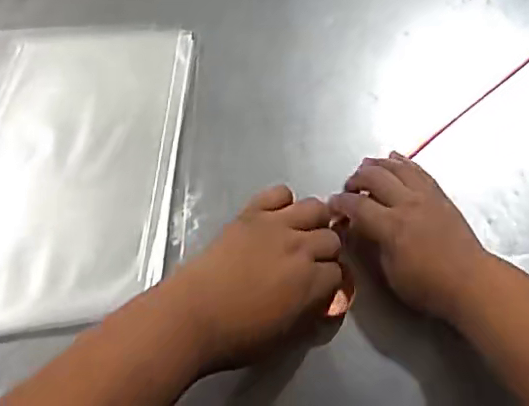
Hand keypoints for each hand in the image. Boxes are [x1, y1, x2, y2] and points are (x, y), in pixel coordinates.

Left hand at [170, 185, 342, 372]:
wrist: (189, 317)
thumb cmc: (233, 336)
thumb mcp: (282, 336)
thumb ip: (311, 313)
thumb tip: (327, 300)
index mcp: (310, 281)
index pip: (339, 272)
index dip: (333, 281)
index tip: (323, 287)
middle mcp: (301, 246)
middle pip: (332, 238)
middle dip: (327, 251)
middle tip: (313, 261)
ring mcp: (278, 224)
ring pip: (315, 208)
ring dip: (315, 221)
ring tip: (304, 232)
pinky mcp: (254, 212)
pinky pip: (280, 192)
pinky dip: (284, 202)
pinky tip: (278, 216)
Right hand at [329, 153, 493, 321]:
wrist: (467, 277)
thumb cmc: (426, 285)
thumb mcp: (390, 274)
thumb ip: (370, 246)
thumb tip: (353, 229)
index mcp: (392, 226)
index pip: (359, 206)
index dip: (341, 204)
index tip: (331, 205)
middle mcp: (408, 202)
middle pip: (376, 178)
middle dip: (357, 179)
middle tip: (347, 186)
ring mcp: (425, 194)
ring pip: (397, 168)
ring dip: (378, 164)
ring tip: (365, 166)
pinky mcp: (438, 192)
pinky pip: (417, 169)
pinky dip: (403, 161)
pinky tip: (395, 158)